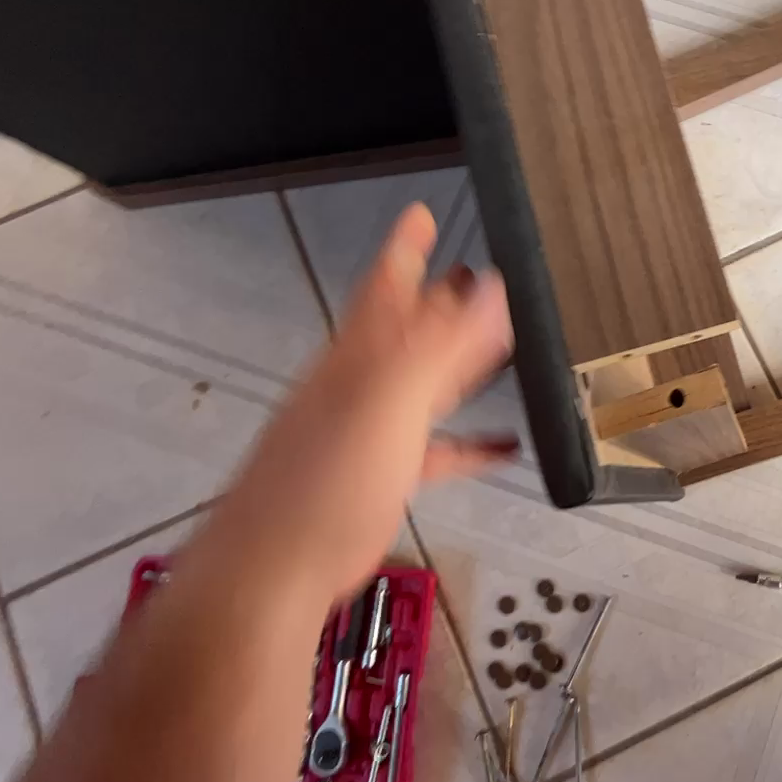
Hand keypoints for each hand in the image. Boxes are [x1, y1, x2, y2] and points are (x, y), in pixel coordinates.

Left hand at [188, 204, 516, 604]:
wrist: (277, 568)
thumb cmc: (328, 480)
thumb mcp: (388, 402)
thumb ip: (440, 345)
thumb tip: (487, 287)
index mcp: (361, 358)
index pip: (386, 288)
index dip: (404, 249)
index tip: (421, 213)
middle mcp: (365, 384)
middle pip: (411, 329)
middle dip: (442, 300)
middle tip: (475, 275)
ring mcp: (374, 428)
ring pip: (426, 382)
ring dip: (461, 363)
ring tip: (502, 346)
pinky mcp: (386, 472)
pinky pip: (438, 445)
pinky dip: (471, 442)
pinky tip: (504, 446)